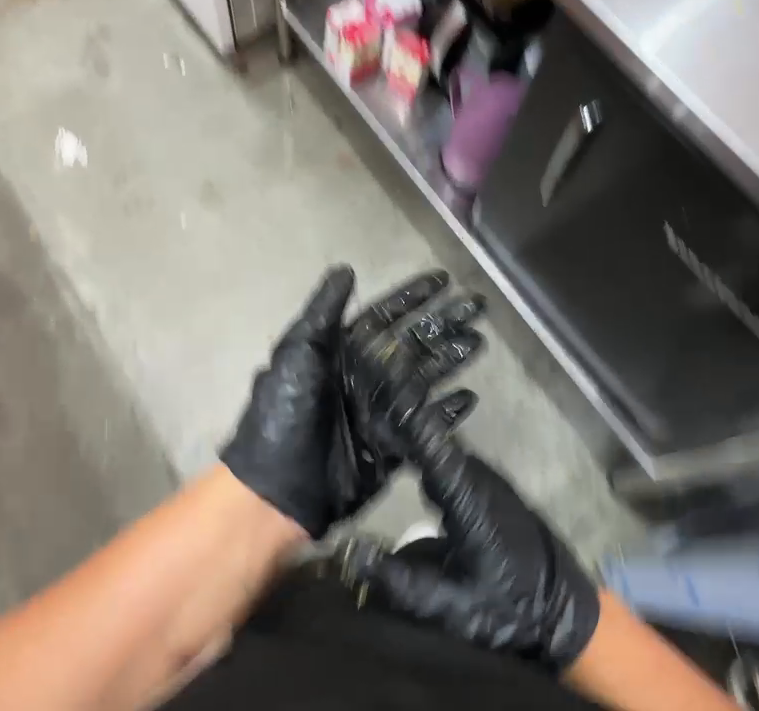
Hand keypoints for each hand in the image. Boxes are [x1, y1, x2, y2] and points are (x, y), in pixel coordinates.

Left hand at [220, 266, 486, 538]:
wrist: (279, 488)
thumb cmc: (284, 414)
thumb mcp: (296, 353)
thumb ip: (323, 310)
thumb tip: (346, 269)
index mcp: (342, 350)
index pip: (386, 314)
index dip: (414, 297)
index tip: (445, 280)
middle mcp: (366, 374)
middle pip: (415, 341)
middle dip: (445, 323)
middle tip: (478, 306)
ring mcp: (382, 410)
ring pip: (426, 375)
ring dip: (452, 358)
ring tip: (479, 342)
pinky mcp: (394, 445)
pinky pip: (428, 422)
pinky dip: (449, 411)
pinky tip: (469, 398)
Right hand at [337, 352, 600, 668]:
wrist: (563, 612)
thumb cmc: (509, 609)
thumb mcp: (450, 606)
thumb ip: (397, 580)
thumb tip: (348, 548)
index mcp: (468, 498)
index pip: (427, 445)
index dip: (401, 412)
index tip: (377, 378)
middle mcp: (478, 476)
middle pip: (428, 435)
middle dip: (393, 411)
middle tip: (354, 387)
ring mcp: (484, 477)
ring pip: (437, 443)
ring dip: (405, 425)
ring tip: (366, 405)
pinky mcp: (485, 485)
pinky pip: (445, 456)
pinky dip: (419, 444)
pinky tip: (394, 441)